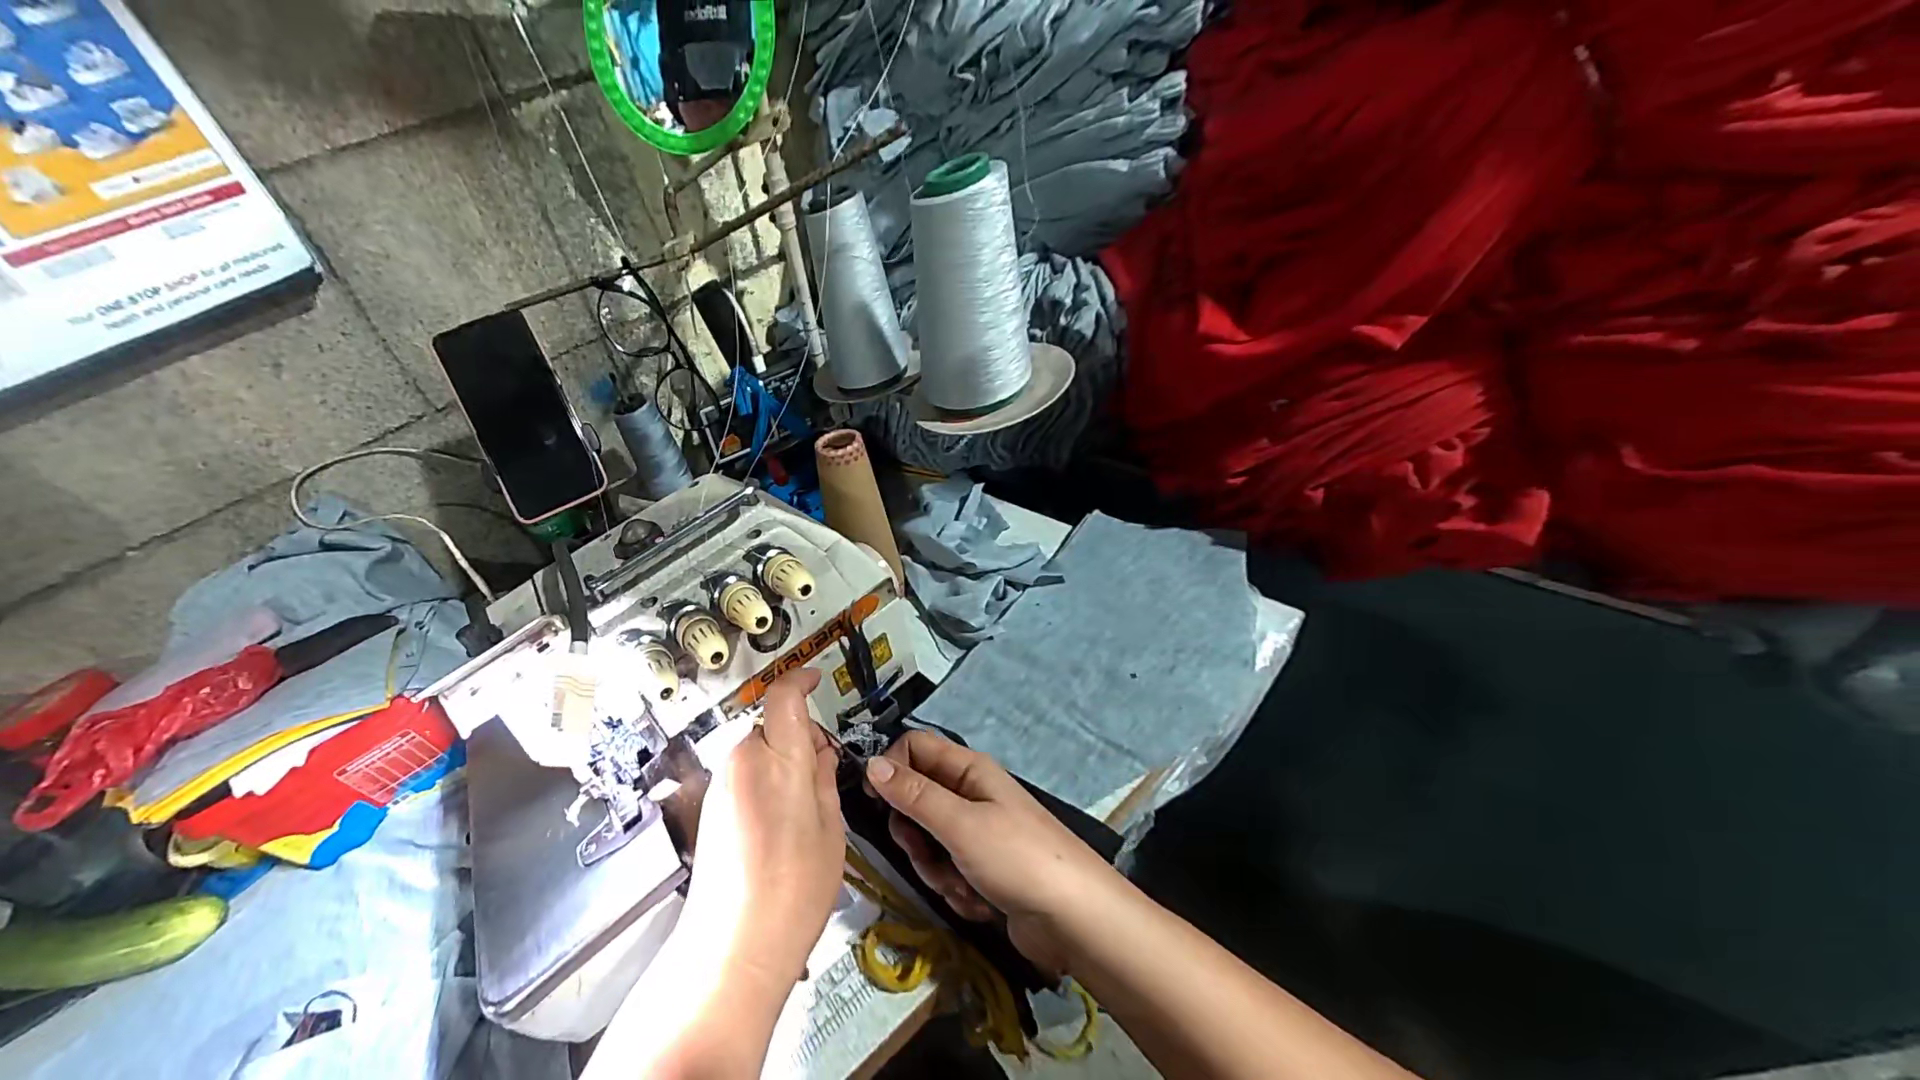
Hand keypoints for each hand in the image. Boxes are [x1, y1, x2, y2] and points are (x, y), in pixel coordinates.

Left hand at [681, 669, 844, 993]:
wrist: (734, 945)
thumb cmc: (790, 891)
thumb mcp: (830, 829)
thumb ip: (824, 779)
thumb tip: (821, 754)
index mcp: (777, 761)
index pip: (783, 696)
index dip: (800, 679)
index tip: (814, 678)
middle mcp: (741, 765)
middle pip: (771, 725)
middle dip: (799, 736)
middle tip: (825, 766)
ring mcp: (722, 787)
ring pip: (757, 750)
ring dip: (782, 759)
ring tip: (808, 804)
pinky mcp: (712, 808)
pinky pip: (744, 774)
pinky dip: (766, 780)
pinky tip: (784, 821)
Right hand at [863, 731, 1126, 974]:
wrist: (1073, 919)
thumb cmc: (1017, 857)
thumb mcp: (960, 823)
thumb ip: (914, 795)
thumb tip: (872, 763)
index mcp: (968, 770)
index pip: (915, 748)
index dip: (891, 769)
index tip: (875, 803)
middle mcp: (970, 796)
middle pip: (915, 802)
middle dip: (915, 836)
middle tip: (929, 850)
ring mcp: (976, 836)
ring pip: (927, 845)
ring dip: (937, 870)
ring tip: (964, 883)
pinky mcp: (980, 871)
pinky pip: (946, 873)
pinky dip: (957, 890)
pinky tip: (981, 902)